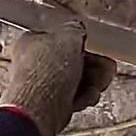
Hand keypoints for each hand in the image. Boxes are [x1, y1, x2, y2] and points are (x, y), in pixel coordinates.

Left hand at [0, 22, 116, 135]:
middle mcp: (31, 64)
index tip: (94, 48)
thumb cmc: (47, 70)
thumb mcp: (68, 38)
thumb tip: (77, 27)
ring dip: (91, 82)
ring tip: (100, 83)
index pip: (58, 39)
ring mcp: (40, 86)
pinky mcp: (48, 105)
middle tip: (106, 68)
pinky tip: (89, 96)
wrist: (40, 107)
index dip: (79, 43)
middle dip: (92, 66)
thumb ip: (75, 30)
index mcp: (29, 42)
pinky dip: (83, 97)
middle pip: (69, 62)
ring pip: (73, 81)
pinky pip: (71, 97)